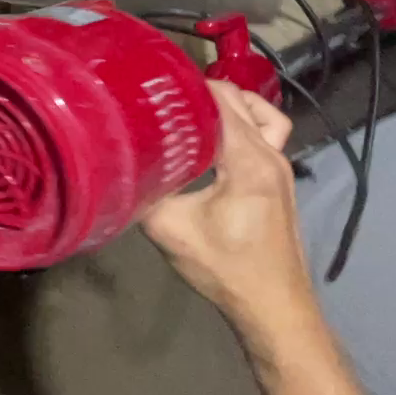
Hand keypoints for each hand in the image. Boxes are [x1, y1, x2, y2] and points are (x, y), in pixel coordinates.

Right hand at [141, 81, 316, 339]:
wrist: (274, 309)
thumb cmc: (223, 267)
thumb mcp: (167, 227)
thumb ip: (142, 188)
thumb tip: (115, 161)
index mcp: (247, 160)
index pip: (220, 100)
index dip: (184, 86)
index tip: (148, 86)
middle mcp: (270, 156)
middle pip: (239, 100)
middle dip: (199, 91)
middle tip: (157, 98)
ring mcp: (280, 167)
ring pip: (259, 113)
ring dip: (227, 104)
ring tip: (188, 110)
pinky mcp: (278, 181)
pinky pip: (265, 133)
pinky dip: (243, 123)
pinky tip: (211, 139)